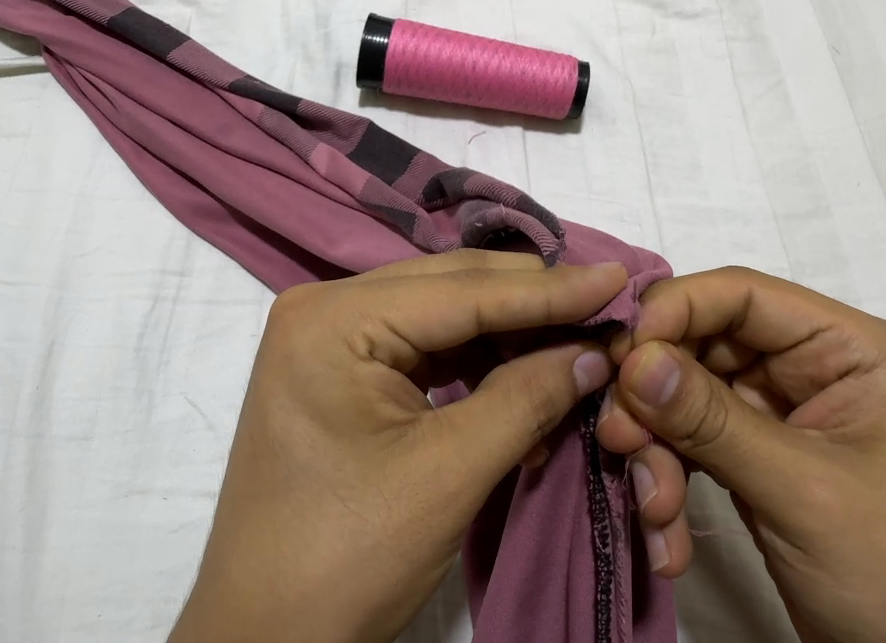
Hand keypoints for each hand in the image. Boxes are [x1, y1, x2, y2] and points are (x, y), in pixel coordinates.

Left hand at [169, 250, 625, 642]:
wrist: (264, 637)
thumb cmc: (346, 556)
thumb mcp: (447, 473)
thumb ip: (525, 399)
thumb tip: (594, 351)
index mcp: (334, 318)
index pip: (463, 290)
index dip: (550, 289)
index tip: (621, 278)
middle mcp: (327, 307)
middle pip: (452, 290)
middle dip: (533, 301)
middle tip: (611, 301)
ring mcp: (332, 338)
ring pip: (445, 315)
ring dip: (512, 332)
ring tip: (582, 339)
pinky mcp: (345, 371)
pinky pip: (427, 348)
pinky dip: (481, 363)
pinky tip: (531, 377)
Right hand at [596, 268, 885, 642]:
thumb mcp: (805, 491)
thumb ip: (712, 419)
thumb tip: (631, 358)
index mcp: (848, 350)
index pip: (742, 296)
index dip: (674, 311)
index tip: (621, 357)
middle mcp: (812, 371)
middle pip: (705, 349)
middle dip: (656, 397)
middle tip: (617, 440)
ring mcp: (784, 421)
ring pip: (690, 402)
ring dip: (659, 452)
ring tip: (652, 510)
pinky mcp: (761, 466)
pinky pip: (696, 449)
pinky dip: (673, 484)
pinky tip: (666, 538)